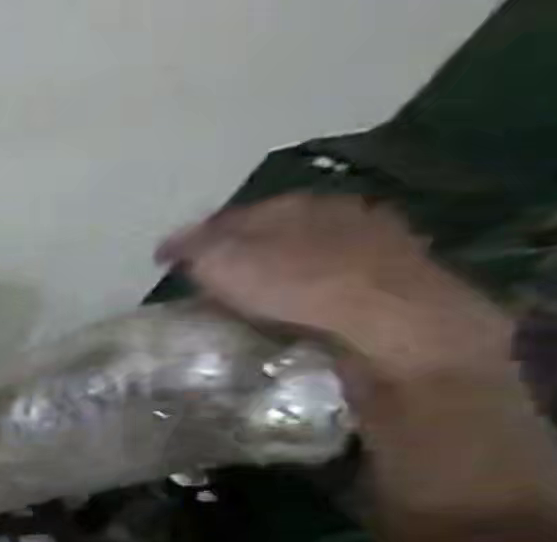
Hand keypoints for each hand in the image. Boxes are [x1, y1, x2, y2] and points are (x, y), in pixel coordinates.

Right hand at [158, 195, 514, 383]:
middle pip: (269, 232)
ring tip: (247, 300)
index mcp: (287, 205)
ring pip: (304, 252)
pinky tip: (292, 313)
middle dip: (236, 252)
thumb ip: (196, 249)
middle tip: (205, 282)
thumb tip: (173, 244)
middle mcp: (330, 212)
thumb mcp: (225, 264)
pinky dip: (306, 293)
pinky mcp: (388, 278)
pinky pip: (332, 280)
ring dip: (276, 272)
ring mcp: (368, 242)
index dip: (191, 239)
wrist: (391, 321)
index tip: (165, 263)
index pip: (226, 218)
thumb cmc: (298, 288)